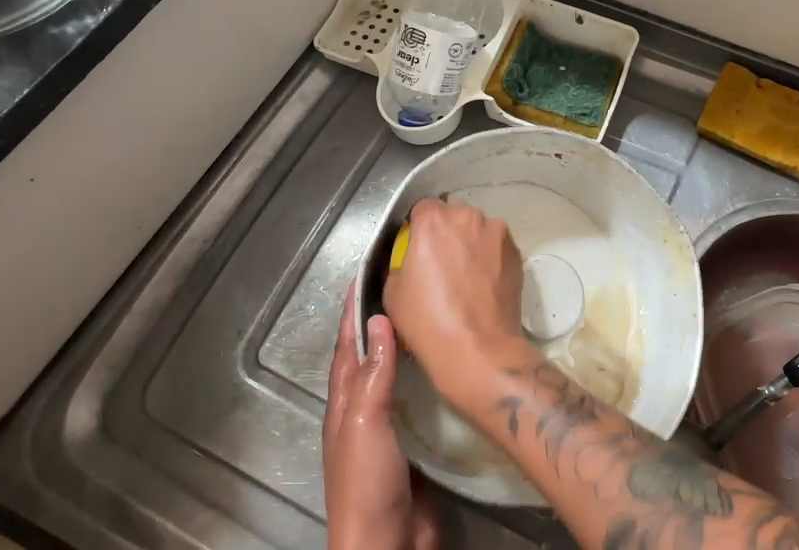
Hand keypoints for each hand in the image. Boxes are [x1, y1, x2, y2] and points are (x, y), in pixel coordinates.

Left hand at [324, 292, 437, 549]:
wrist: (388, 544)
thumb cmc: (367, 481)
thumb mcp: (365, 422)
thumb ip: (373, 374)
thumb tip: (379, 319)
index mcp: (345, 402)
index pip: (347, 345)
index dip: (354, 311)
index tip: (367, 274)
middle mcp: (365, 409)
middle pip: (373, 356)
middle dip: (385, 322)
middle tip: (411, 288)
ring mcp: (391, 428)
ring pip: (400, 376)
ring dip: (412, 348)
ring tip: (437, 317)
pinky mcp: (418, 443)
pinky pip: (423, 401)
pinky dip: (433, 379)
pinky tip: (453, 368)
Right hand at [384, 197, 525, 394]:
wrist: (478, 348)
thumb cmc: (428, 320)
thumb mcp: (393, 291)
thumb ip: (400, 262)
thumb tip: (410, 258)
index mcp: (434, 221)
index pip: (423, 207)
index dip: (419, 225)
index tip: (418, 246)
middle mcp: (468, 216)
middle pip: (454, 214)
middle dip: (447, 231)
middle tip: (442, 261)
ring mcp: (497, 231)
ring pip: (478, 228)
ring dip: (471, 242)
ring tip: (467, 275)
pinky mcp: (516, 250)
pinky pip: (496, 245)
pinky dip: (490, 256)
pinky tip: (484, 283)